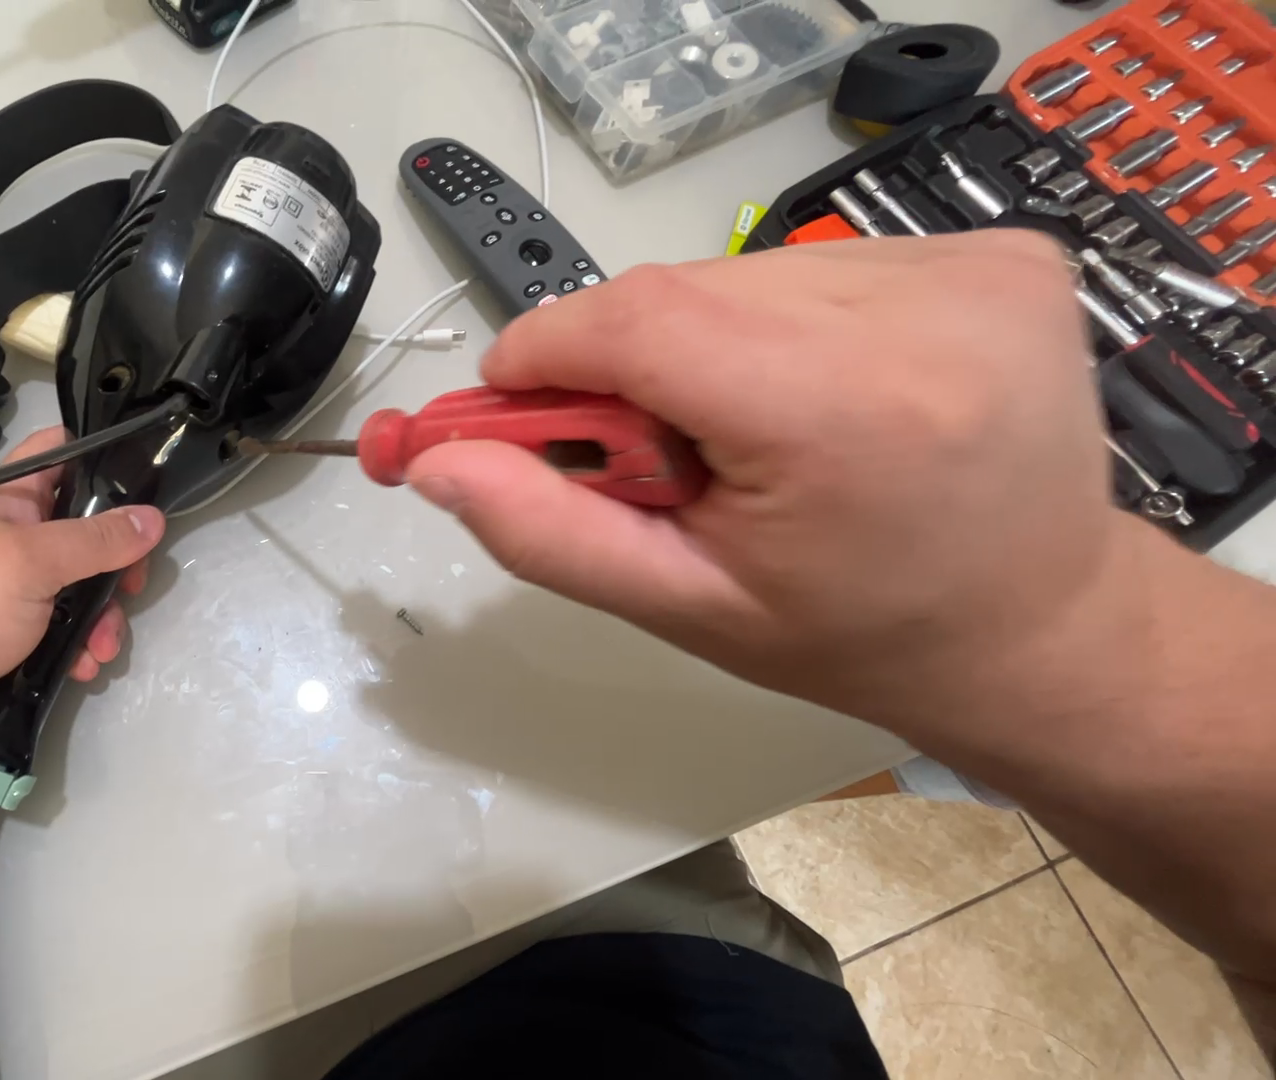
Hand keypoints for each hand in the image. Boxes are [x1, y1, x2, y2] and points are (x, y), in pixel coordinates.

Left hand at [0, 427, 164, 739]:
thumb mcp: (27, 565)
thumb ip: (94, 540)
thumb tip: (153, 518)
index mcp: (7, 498)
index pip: (61, 451)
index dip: (103, 456)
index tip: (142, 488)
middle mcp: (12, 533)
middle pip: (86, 529)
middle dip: (116, 564)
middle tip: (131, 589)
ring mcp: (10, 582)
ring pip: (79, 583)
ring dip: (101, 616)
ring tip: (100, 650)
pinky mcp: (11, 627)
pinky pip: (61, 622)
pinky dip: (78, 641)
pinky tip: (80, 664)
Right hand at [406, 231, 1152, 726]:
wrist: (1035, 624)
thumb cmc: (847, 635)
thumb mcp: (676, 606)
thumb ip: (542, 532)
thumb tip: (434, 462)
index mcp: (839, 411)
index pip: (632, 322)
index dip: (540, 353)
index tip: (505, 406)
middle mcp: (918, 309)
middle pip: (671, 295)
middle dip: (610, 366)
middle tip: (626, 451)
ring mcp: (964, 266)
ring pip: (725, 277)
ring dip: (683, 349)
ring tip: (722, 433)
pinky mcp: (985, 251)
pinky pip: (794, 271)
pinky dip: (754, 329)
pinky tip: (792, 397)